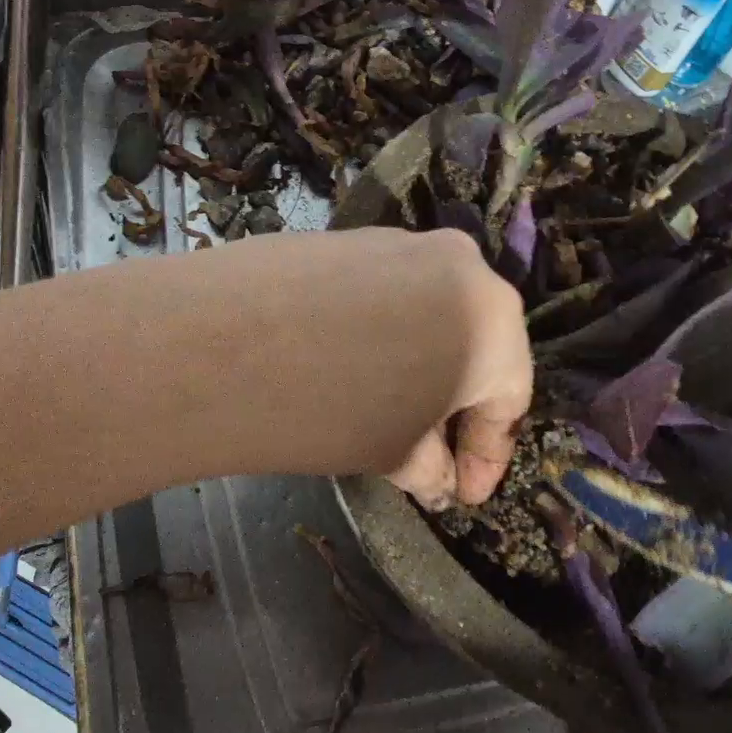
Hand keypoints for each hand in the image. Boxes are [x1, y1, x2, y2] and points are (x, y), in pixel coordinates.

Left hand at [155, 226, 531, 507]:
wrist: (222, 339)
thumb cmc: (337, 408)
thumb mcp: (394, 452)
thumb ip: (430, 464)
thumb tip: (437, 475)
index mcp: (494, 317)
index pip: (509, 399)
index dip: (488, 457)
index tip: (465, 495)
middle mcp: (459, 264)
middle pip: (473, 346)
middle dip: (453, 408)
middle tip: (430, 458)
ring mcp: (397, 242)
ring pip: (427, 315)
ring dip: (415, 366)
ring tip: (382, 413)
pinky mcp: (346, 237)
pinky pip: (382, 294)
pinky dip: (378, 334)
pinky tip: (344, 367)